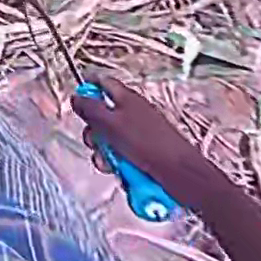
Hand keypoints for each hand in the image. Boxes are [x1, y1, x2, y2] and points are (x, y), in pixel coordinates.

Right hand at [69, 75, 228, 209]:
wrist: (184, 178)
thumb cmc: (150, 146)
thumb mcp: (110, 124)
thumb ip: (89, 108)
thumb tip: (76, 97)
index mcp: (127, 99)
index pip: (102, 82)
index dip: (87, 88)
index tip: (78, 100)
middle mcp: (135, 113)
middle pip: (102, 116)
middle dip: (95, 132)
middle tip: (96, 143)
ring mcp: (142, 135)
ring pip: (112, 139)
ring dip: (106, 153)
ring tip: (112, 164)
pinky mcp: (148, 155)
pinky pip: (124, 156)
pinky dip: (120, 164)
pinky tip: (124, 172)